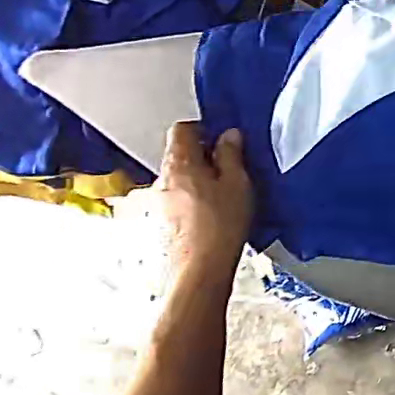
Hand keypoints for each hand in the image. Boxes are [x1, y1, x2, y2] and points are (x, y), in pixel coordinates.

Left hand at [160, 121, 253, 281]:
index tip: (225, 138)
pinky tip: (216, 211)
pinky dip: (196, 196)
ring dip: (202, 178)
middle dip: (206, 156)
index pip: (182, 130)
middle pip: (181, 155)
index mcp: (179, 164)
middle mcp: (161, 178)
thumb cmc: (222, 222)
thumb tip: (228, 135)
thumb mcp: (238, 182)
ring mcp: (157, 199)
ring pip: (181, 177)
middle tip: (235, 168)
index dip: (204, 128)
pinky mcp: (160, 218)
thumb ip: (231, 155)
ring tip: (228, 193)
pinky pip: (179, 196)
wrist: (199, 266)